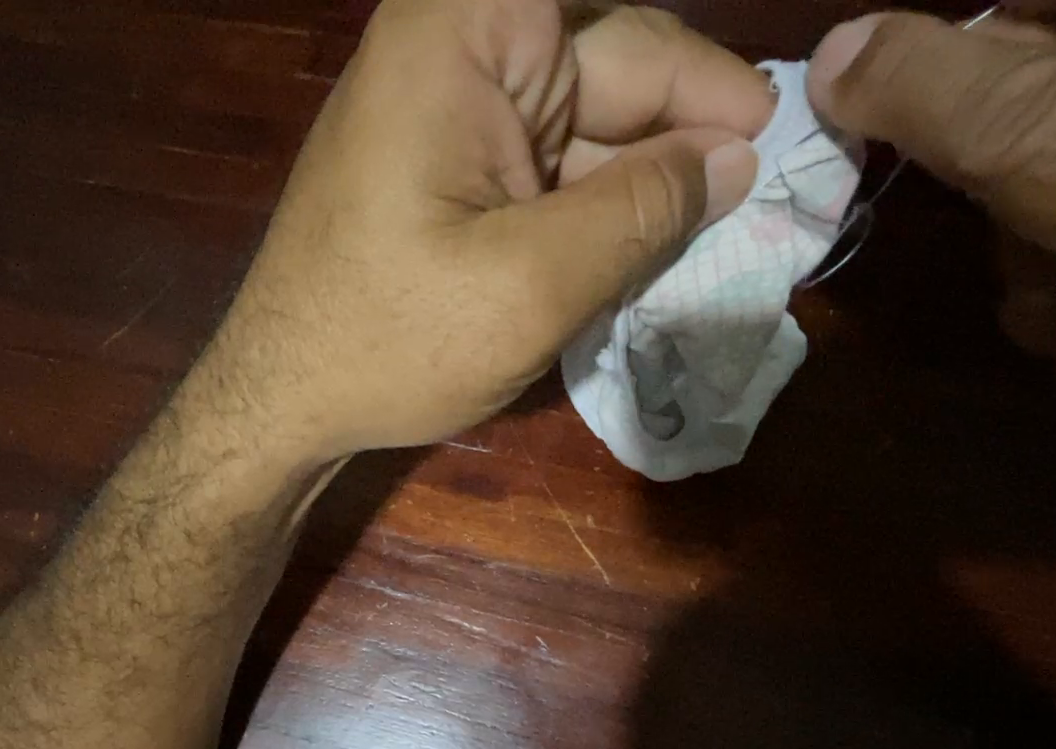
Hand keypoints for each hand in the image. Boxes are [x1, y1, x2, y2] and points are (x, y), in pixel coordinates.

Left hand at [201, 0, 771, 461]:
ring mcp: (456, 120)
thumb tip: (734, 160)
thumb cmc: (388, 341)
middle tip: (771, 192)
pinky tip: (647, 253)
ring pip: (589, 129)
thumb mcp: (530, 283)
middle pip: (613, 65)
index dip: (698, 67)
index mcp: (467, 34)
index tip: (773, 117)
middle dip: (689, 129)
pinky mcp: (454, 178)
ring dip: (647, 184)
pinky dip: (598, 212)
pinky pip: (551, 176)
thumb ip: (640, 211)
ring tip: (720, 236)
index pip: (619, 14)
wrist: (283, 402)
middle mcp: (461, 54)